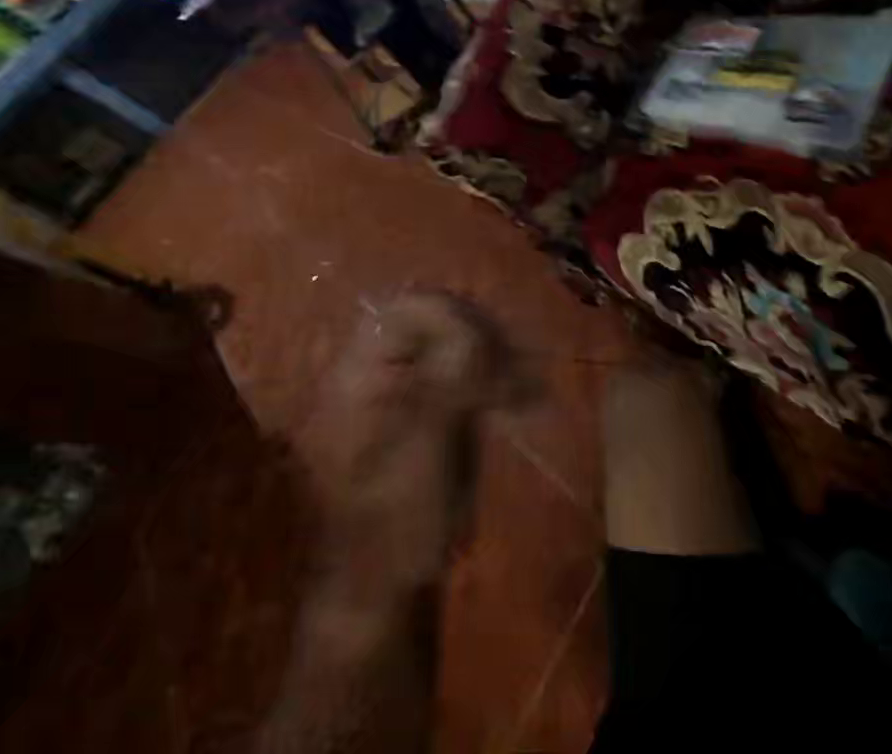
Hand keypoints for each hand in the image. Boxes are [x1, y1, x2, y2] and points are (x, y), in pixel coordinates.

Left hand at [292, 293, 522, 594]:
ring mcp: (401, 385)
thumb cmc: (393, 526)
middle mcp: (376, 368)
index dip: (457, 322)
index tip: (496, 362)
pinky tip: (524, 399)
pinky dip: (495, 378)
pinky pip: (462, 370)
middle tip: (522, 375)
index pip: (408, 311)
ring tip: (531, 391)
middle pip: (434, 319)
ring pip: (453, 341)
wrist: (380, 580)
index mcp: (360, 374)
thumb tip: (473, 332)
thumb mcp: (421, 457)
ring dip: (496, 357)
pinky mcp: (424, 403)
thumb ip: (445, 389)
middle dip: (483, 338)